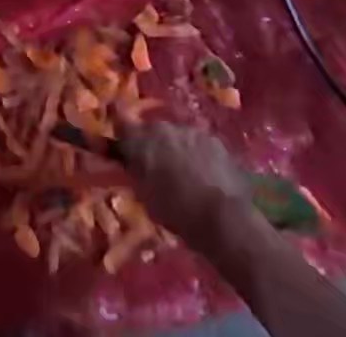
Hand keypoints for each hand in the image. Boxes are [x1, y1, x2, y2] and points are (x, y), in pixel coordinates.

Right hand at [119, 123, 250, 240]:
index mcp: (138, 141)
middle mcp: (161, 128)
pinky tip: (207, 174)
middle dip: (152, 144)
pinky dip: (199, 154)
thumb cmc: (177, 213)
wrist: (224, 219)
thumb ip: (135, 171)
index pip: (121, 127)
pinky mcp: (214, 140)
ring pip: (176, 135)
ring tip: (186, 172)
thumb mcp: (144, 195)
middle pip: (150, 130)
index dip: (124, 139)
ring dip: (176, 148)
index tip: (126, 153)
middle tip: (158, 167)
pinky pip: (199, 143)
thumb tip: (127, 161)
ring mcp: (189, 131)